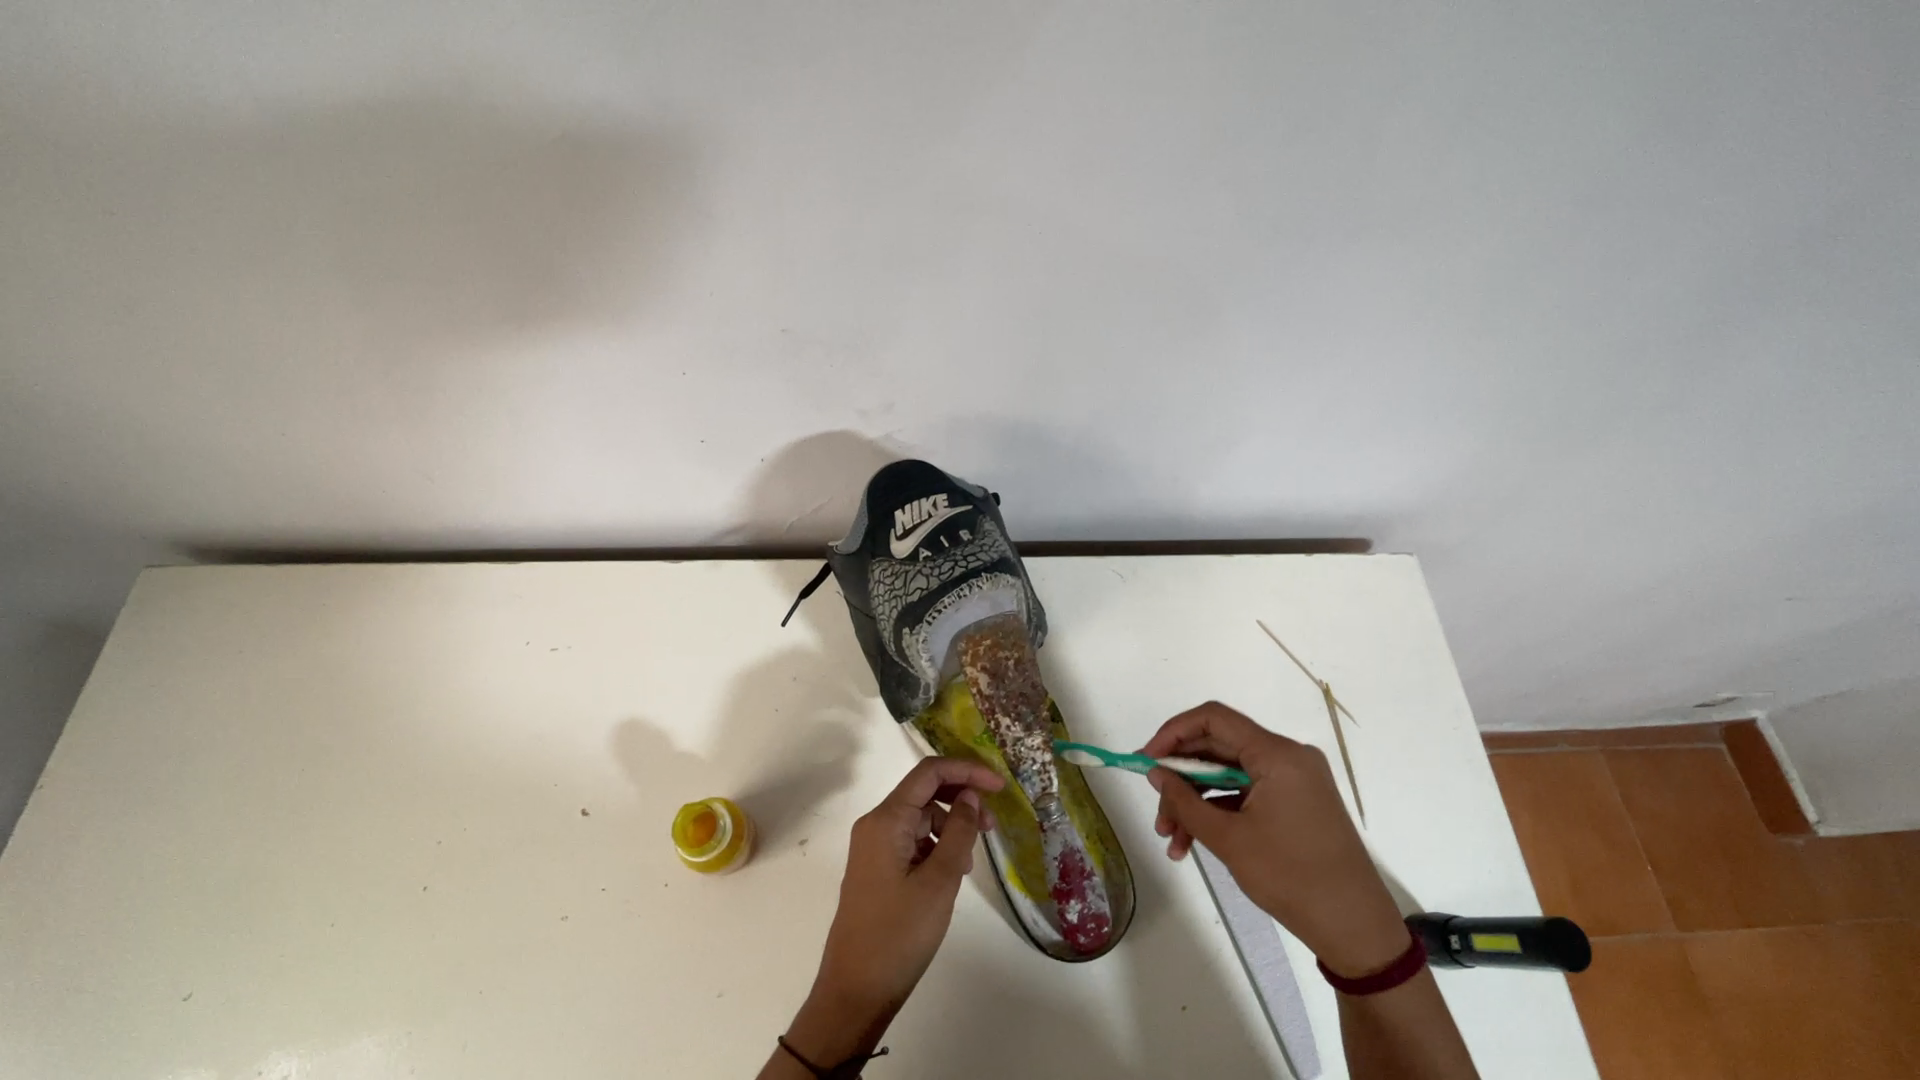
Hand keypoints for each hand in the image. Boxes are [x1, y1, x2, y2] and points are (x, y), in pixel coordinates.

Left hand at [782, 756, 1003, 1069]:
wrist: (856, 989)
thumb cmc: (899, 934)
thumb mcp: (940, 881)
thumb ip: (958, 832)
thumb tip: (969, 796)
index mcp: (885, 820)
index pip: (928, 772)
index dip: (967, 771)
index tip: (1000, 787)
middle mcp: (875, 825)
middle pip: (924, 792)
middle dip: (961, 799)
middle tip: (993, 825)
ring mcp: (874, 847)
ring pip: (920, 818)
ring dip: (951, 827)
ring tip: (972, 862)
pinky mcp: (878, 869)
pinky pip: (912, 841)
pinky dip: (937, 847)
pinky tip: (953, 873)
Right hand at [1142, 702, 1408, 977]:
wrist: (1355, 927)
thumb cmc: (1290, 877)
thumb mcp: (1227, 839)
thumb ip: (1185, 801)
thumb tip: (1156, 773)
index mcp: (1278, 755)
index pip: (1214, 718)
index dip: (1173, 733)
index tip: (1146, 761)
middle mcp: (1288, 757)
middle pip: (1219, 748)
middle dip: (1181, 779)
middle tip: (1155, 809)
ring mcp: (1295, 780)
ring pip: (1229, 776)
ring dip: (1196, 803)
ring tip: (1172, 842)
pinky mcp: (1297, 802)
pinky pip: (1247, 794)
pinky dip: (1220, 813)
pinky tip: (1194, 844)